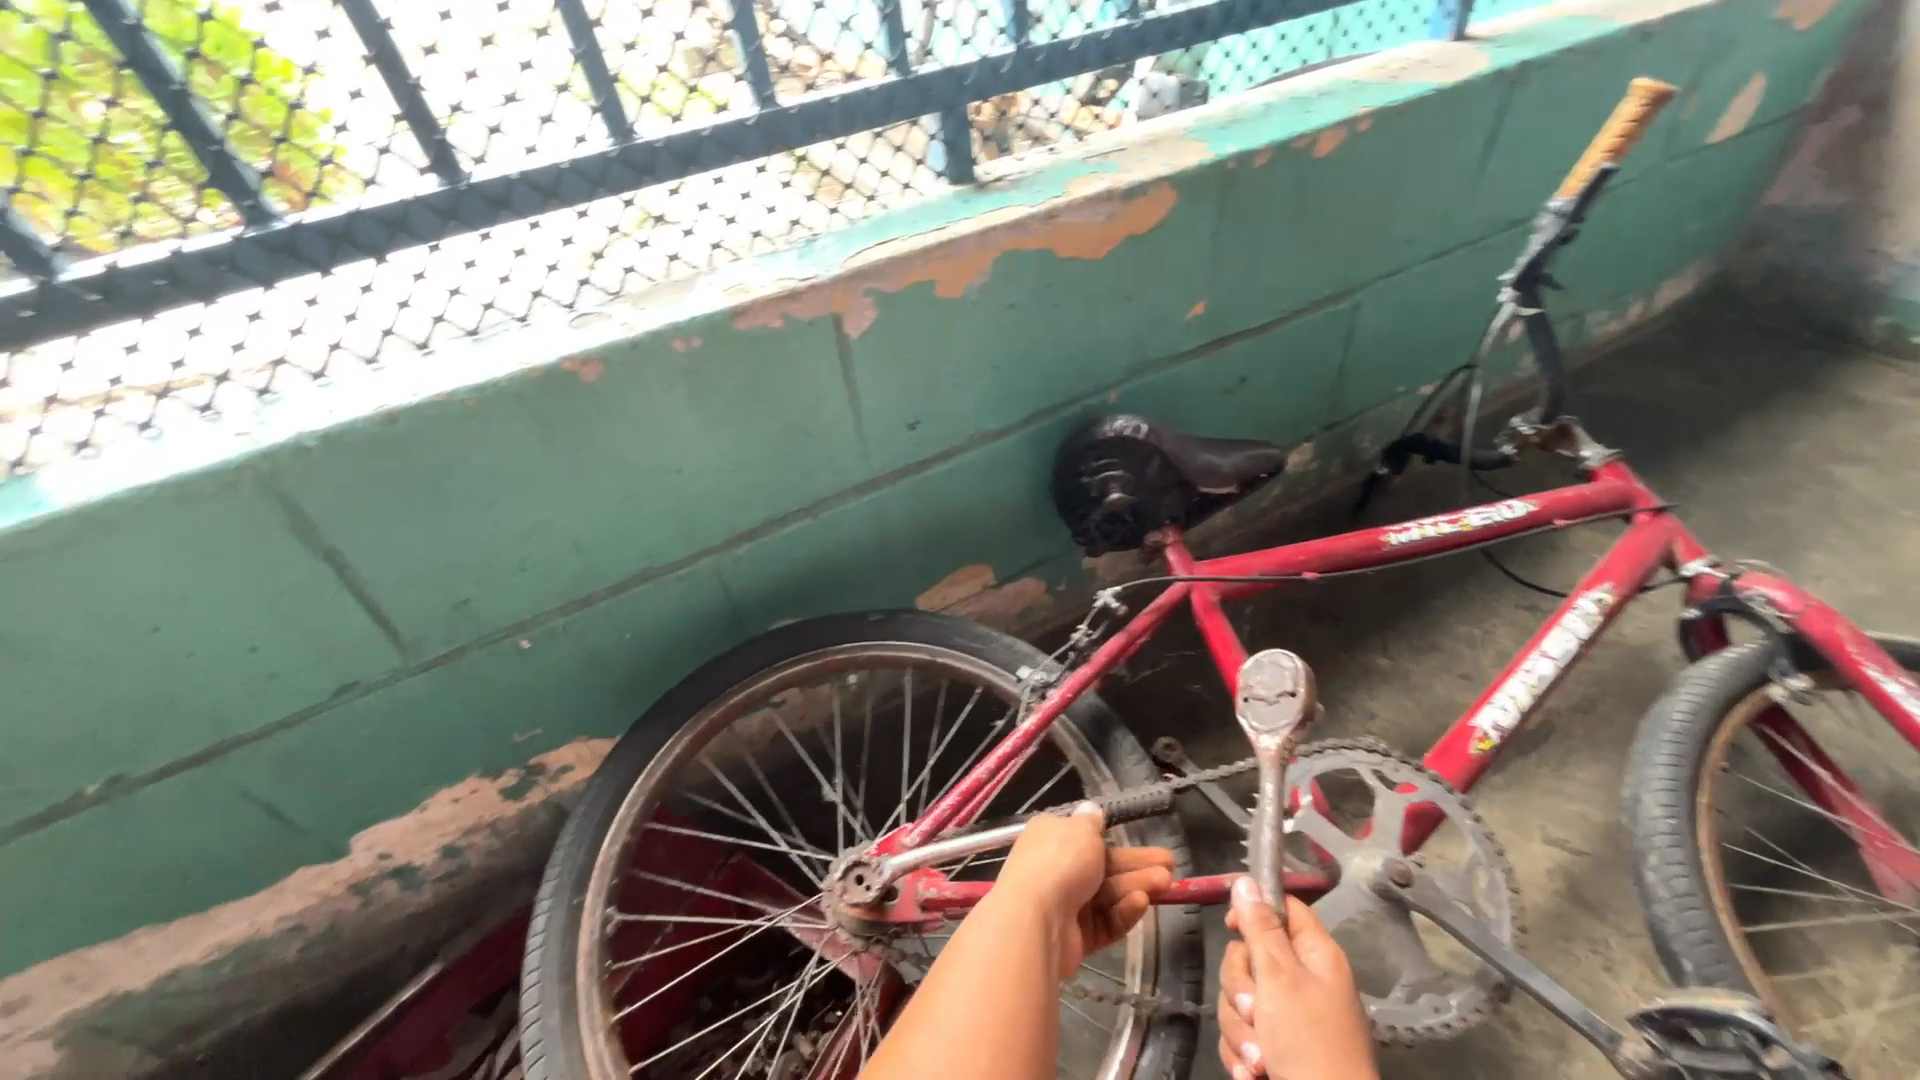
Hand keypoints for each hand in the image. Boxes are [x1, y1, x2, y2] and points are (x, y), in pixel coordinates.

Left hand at [994, 802, 1175, 976]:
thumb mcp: (1080, 830)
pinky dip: (1123, 911)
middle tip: (1171, 866)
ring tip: (1166, 883)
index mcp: (1051, 839)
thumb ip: (1090, 822)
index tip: (1145, 844)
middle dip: (1138, 866)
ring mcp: (1066, 905)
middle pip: (1104, 868)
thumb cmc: (1059, 862)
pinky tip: (1141, 902)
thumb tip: (1090, 809)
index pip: (1088, 839)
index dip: (1118, 841)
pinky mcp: (1076, 937)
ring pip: (1109, 895)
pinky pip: (1105, 922)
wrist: (1034, 918)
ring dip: (1137, 886)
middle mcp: (1057, 869)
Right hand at [1217, 877, 1378, 1079]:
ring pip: (1240, 997)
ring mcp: (1289, 1017)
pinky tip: (1254, 1073)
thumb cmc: (1308, 1043)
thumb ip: (1260, 928)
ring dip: (1240, 1028)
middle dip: (1240, 987)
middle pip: (1251, 956)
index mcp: (1315, 956)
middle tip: (1255, 1009)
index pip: (1283, 908)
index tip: (1232, 927)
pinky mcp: (1274, 1048)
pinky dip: (1243, 1053)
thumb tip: (1246, 879)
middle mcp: (1303, 980)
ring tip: (1259, 1057)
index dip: (1254, 911)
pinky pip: (1241, 1032)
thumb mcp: (1280, 978)